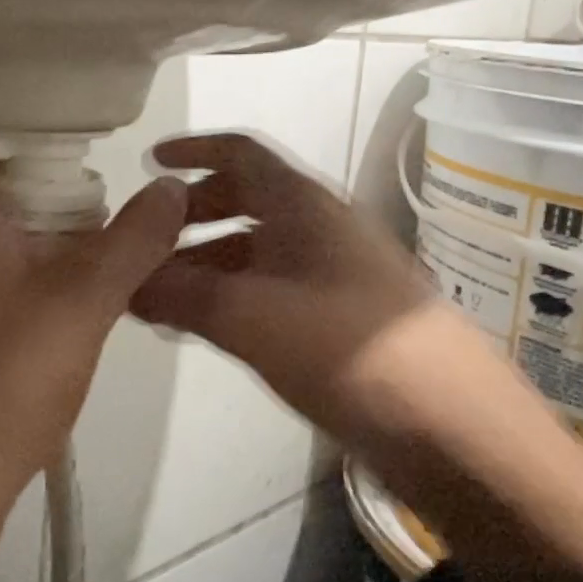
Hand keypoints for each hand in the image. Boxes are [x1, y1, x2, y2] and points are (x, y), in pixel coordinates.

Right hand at [129, 132, 430, 433]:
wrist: (456, 432)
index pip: (240, 153)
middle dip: (188, 217)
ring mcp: (331, 276)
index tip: (148, 160)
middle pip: (242, 201)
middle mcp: (318, 230)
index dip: (193, 149)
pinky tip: (198, 328)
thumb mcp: (249, 316)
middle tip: (143, 242)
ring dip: (202, 264)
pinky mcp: (337, 322)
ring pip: (252, 251)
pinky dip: (227, 297)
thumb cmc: (348, 350)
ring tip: (154, 296)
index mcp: (303, 207)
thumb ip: (181, 293)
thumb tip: (127, 280)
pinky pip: (268, 291)